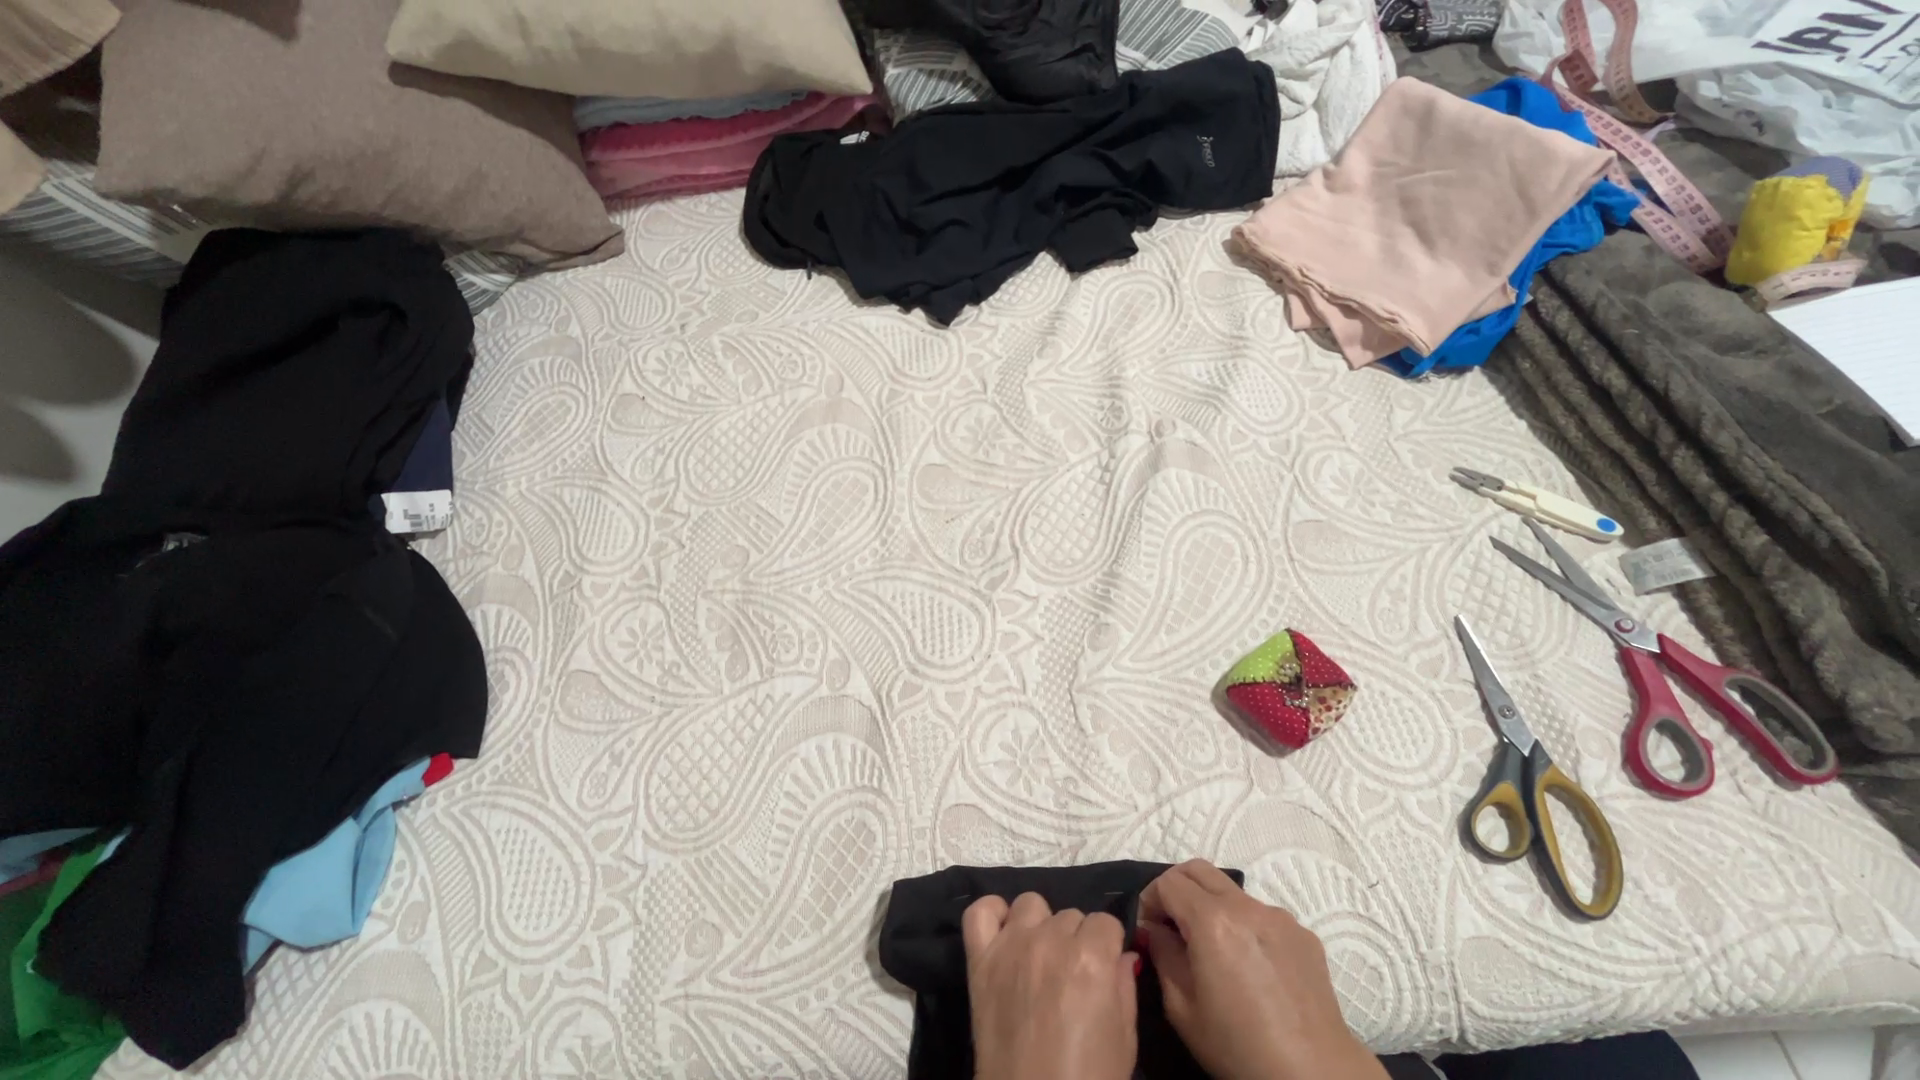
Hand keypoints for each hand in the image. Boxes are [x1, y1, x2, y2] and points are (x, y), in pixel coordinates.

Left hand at [963, 892, 1139, 1079]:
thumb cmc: (1089, 1077)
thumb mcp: (1124, 1038)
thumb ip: (1124, 986)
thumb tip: (1122, 955)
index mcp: (1091, 956)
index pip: (1106, 922)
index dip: (1108, 946)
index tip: (1104, 969)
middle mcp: (1051, 940)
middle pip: (1070, 915)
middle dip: (1077, 940)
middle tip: (1072, 976)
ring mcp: (1011, 945)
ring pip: (1031, 904)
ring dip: (1040, 925)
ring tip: (1040, 958)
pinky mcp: (980, 959)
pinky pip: (980, 912)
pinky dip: (992, 914)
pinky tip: (1004, 934)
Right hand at [1138, 860, 1386, 1079]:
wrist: (1315, 1075)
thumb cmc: (1239, 1046)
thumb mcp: (1182, 1008)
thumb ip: (1162, 955)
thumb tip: (1154, 930)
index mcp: (1213, 922)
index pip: (1169, 882)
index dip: (1150, 900)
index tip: (1149, 929)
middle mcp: (1247, 907)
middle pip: (1200, 870)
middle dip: (1177, 888)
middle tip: (1171, 925)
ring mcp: (1281, 917)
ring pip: (1232, 892)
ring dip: (1212, 907)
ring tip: (1214, 952)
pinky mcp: (1304, 934)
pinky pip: (1262, 915)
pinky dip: (1244, 927)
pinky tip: (1249, 968)